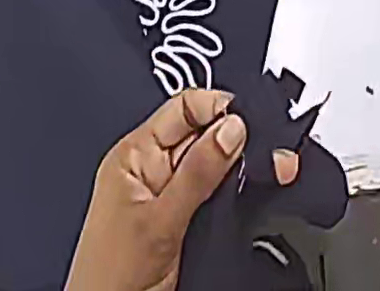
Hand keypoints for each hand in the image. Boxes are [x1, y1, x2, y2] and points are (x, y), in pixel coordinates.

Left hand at [66, 89, 298, 290]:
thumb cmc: (107, 283)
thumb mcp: (158, 221)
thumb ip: (196, 172)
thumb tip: (232, 127)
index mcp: (135, 154)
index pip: (184, 107)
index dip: (218, 107)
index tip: (250, 120)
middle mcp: (153, 168)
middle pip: (205, 133)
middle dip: (238, 138)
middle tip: (270, 150)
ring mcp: (170, 196)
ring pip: (216, 163)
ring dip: (243, 166)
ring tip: (272, 169)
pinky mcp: (186, 221)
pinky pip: (218, 192)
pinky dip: (240, 191)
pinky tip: (257, 191)